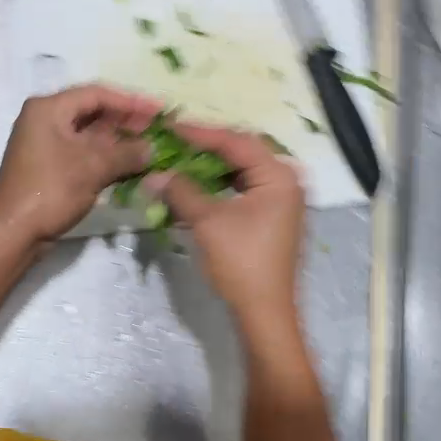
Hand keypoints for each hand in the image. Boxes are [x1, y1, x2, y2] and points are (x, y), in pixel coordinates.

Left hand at [0, 84, 159, 244]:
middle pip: (93, 114)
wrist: (15, 232)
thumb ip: (127, 153)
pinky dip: (107, 160)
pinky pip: (84, 156)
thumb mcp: (92, 167)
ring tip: (152, 148)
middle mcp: (45, 121)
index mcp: (48, 109)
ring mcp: (47, 146)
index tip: (159, 110)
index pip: (96, 94)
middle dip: (127, 123)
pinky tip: (132, 166)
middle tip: (159, 130)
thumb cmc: (50, 190)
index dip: (131, 101)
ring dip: (120, 143)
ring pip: (90, 137)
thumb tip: (154, 148)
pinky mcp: (51, 169)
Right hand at [146, 123, 305, 328]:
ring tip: (178, 164)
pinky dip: (218, 189)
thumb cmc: (241, 262)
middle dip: (205, 150)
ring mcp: (281, 202)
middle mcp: (286, 182)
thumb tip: (154, 174)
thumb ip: (181, 191)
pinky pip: (242, 192)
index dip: (201, 133)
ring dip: (209, 170)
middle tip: (173, 144)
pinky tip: (193, 190)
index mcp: (279, 175)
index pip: (237, 141)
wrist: (263, 311)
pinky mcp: (271, 219)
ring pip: (240, 174)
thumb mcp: (207, 221)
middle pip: (241, 154)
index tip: (170, 128)